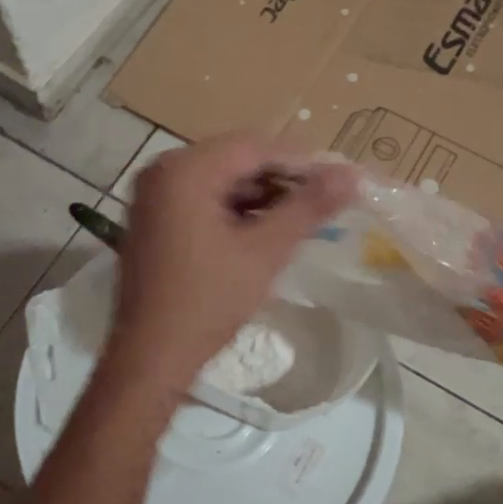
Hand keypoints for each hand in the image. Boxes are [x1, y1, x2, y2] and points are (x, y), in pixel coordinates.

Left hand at [109, 134, 355, 386]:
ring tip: (299, 222)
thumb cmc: (207, 301)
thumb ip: (308, 208)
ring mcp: (152, 197)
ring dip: (259, 197)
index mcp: (184, 170)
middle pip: (235, 160)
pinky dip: (233, 212)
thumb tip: (352, 174)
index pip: (254, 146)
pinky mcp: (152, 221)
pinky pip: (201, 200)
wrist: (150, 356)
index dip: (301, 162)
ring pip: (220, 181)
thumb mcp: (265, 252)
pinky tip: (263, 235)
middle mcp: (161, 172)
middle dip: (280, 180)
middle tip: (323, 204)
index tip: (339, 181)